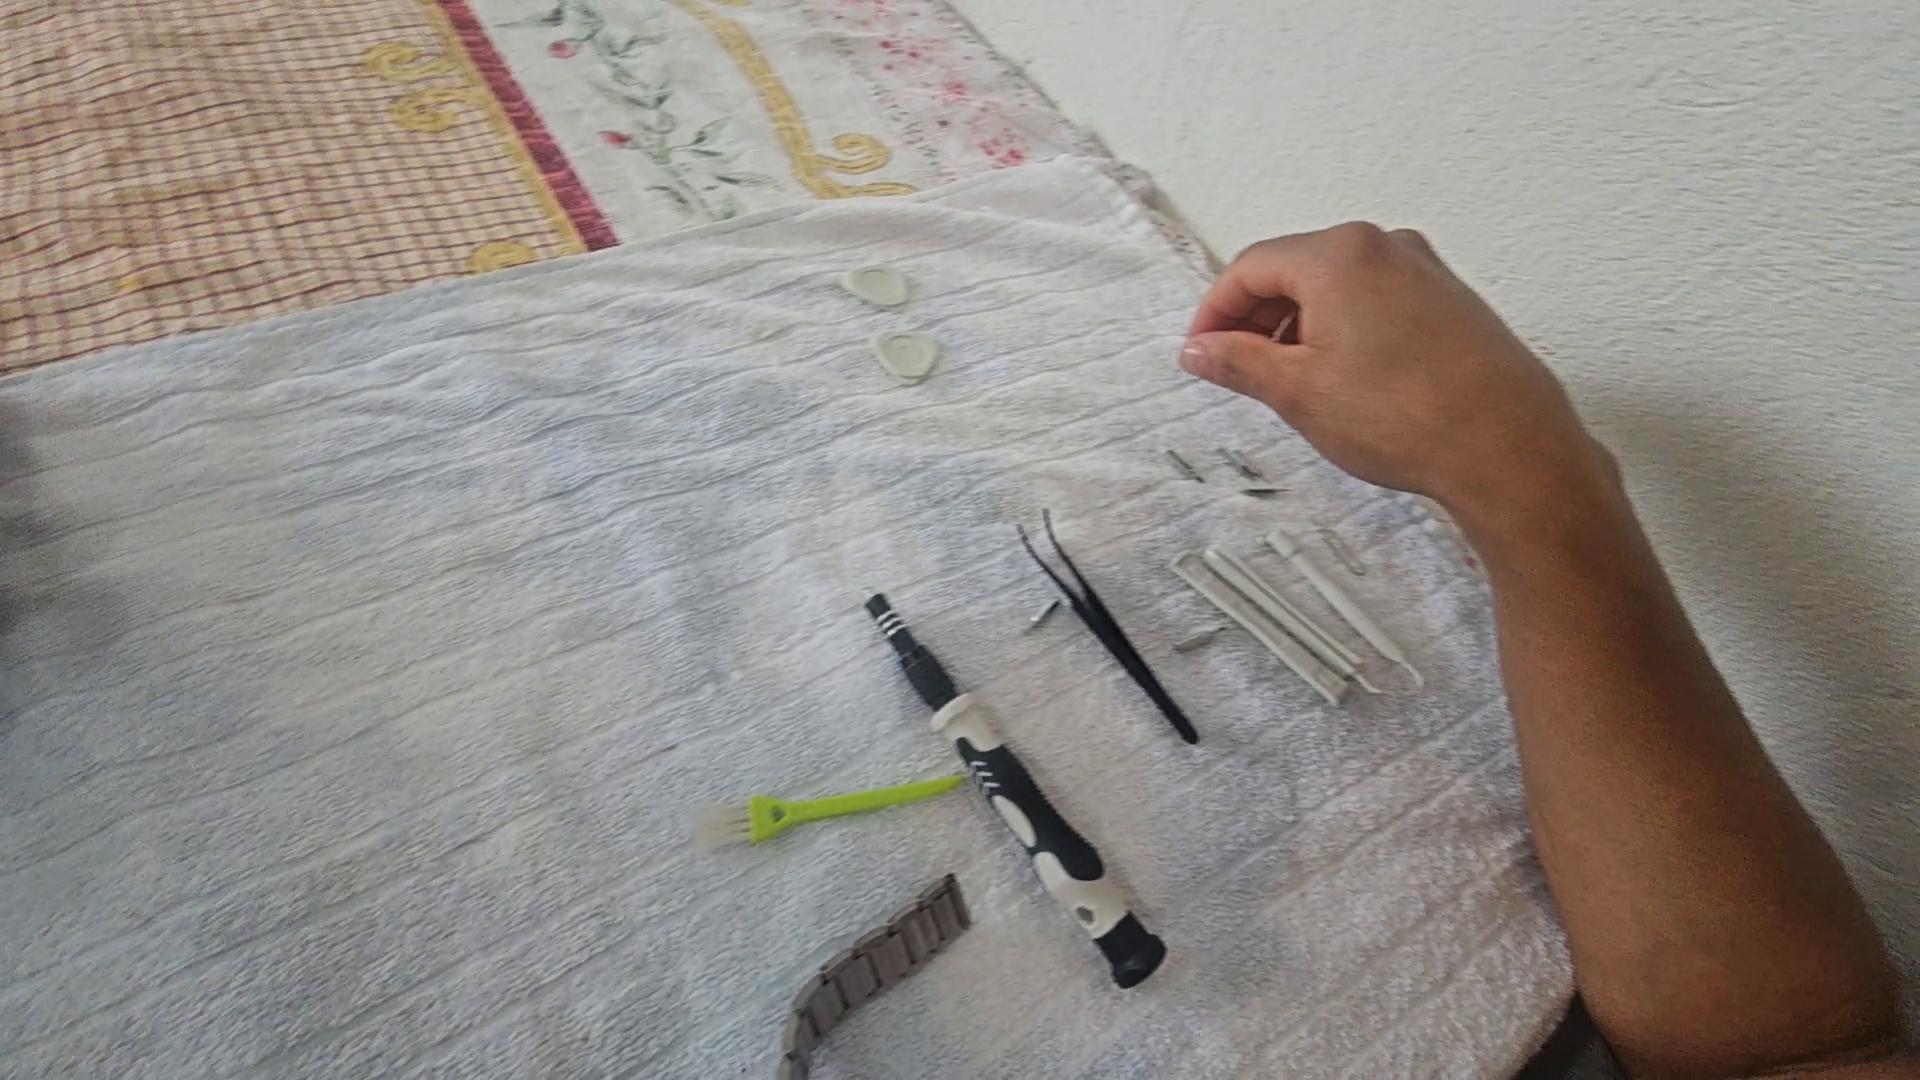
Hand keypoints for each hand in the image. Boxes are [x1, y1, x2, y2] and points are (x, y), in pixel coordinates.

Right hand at [1182, 223, 1608, 531]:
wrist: (1503, 447)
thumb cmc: (1403, 416)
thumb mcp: (1294, 390)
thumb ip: (1235, 361)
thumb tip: (1199, 350)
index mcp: (1339, 256)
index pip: (1250, 268)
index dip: (1214, 311)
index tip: (1200, 351)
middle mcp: (1383, 247)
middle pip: (1290, 270)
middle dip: (1252, 318)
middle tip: (1232, 367)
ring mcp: (1421, 270)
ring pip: (1330, 286)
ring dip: (1292, 325)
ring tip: (1281, 379)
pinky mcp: (1444, 300)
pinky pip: (1367, 299)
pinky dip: (1333, 328)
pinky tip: (1330, 375)